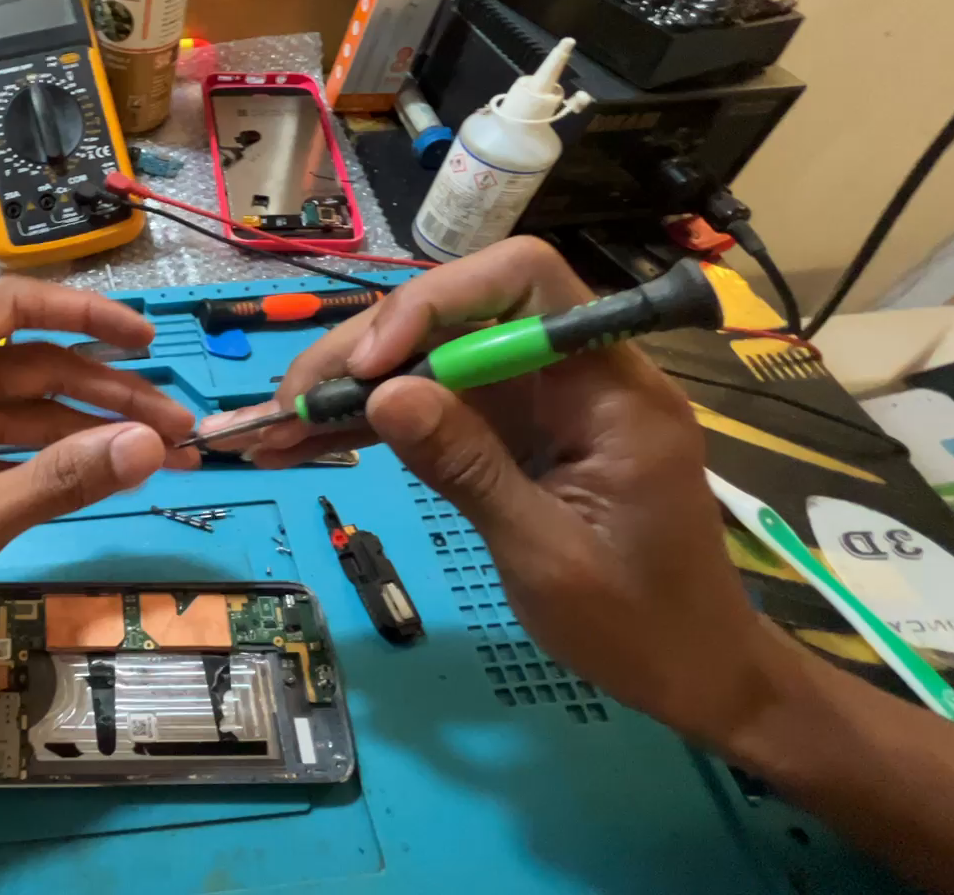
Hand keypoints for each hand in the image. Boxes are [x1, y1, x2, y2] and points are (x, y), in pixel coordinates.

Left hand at [0, 278, 197, 681]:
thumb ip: (58, 482)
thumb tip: (150, 445)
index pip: (12, 307)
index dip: (85, 314)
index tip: (146, 342)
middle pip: (33, 363)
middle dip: (108, 392)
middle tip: (181, 426)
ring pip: (26, 409)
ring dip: (90, 430)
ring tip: (164, 456)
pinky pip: (7, 448)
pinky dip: (54, 461)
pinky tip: (104, 475)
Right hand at [201, 238, 787, 745]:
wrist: (681, 670)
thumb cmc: (638, 621)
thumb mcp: (547, 552)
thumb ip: (467, 467)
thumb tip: (384, 396)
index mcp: (604, 385)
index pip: (520, 282)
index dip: (435, 304)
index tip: (370, 366)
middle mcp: (558, 373)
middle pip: (444, 322)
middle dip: (357, 357)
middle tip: (287, 407)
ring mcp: (519, 400)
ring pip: (414, 363)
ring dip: (339, 393)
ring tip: (272, 430)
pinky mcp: (489, 430)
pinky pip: (413, 410)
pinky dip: (355, 428)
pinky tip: (298, 446)